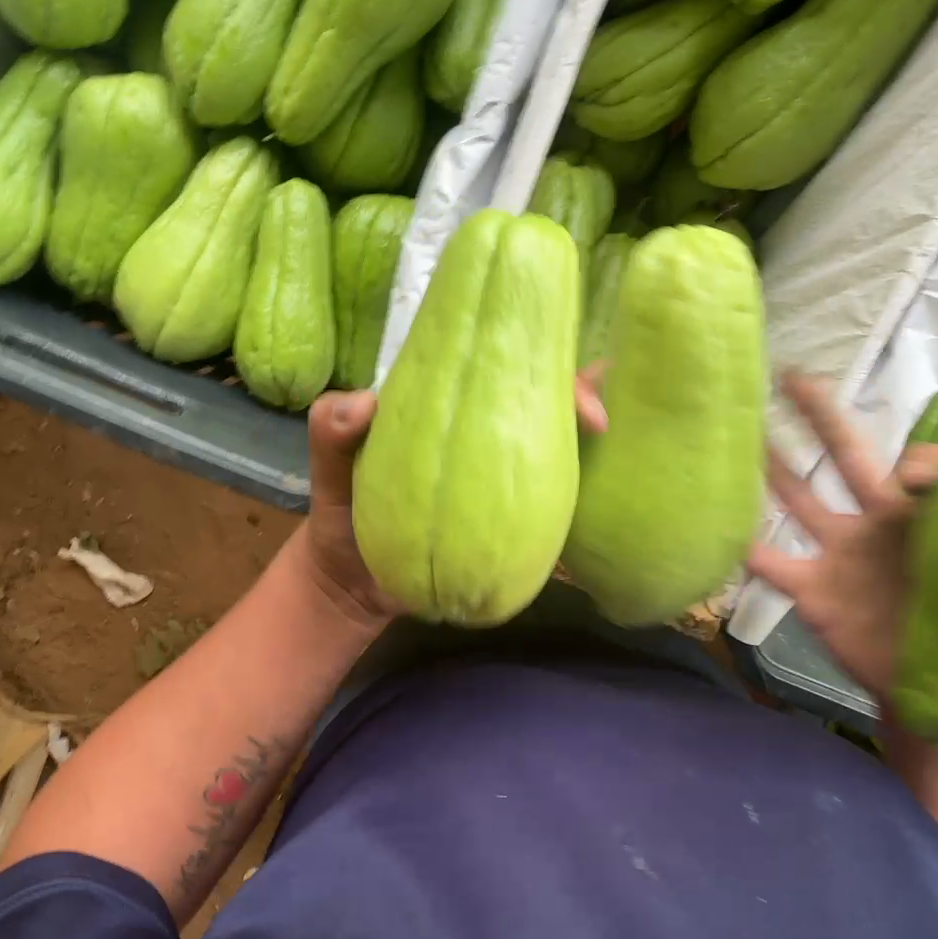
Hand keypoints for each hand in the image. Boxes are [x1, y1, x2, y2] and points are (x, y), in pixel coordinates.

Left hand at [300, 367, 614, 629]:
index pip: (488, 364)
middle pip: (528, 397)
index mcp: (438, 403)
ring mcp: (492, 477)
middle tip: (598, 413)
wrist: (351, 583)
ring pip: (546, 442)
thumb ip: (330, 431)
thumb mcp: (325, 467)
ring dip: (579, 437)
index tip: (544, 379)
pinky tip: (596, 489)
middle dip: (570, 393)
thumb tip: (367, 405)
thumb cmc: (339, 514)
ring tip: (611, 432)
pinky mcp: (503, 518)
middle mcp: (473, 431)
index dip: (523, 355)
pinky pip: (542, 495)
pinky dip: (571, 487)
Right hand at [746, 374, 937, 701]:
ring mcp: (840, 554)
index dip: (920, 462)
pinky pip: (765, 562)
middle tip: (789, 374)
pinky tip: (708, 524)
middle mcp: (880, 522)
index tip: (915, 479)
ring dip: (766, 466)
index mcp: (936, 517)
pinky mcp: (811, 592)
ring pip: (795, 497)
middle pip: (844, 456)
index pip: (921, 465)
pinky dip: (737, 545)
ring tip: (732, 432)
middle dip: (820, 416)